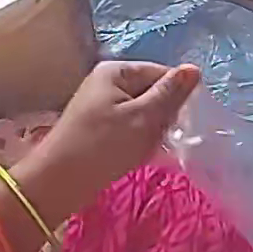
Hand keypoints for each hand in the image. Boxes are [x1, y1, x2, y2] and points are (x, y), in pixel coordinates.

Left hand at [16, 61, 200, 216]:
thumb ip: (170, 93)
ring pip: (143, 114)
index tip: (179, 123)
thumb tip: (194, 68)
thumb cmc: (103, 146)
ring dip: (151, 132)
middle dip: (163, 117)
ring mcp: (101, 105)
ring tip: (146, 150)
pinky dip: (137, 141)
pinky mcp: (98, 127)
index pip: (162, 73)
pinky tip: (135, 156)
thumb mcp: (143, 118)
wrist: (58, 183)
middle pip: (153, 93)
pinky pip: (129, 128)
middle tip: (159, 139)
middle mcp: (107, 82)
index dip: (176, 97)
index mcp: (116, 71)